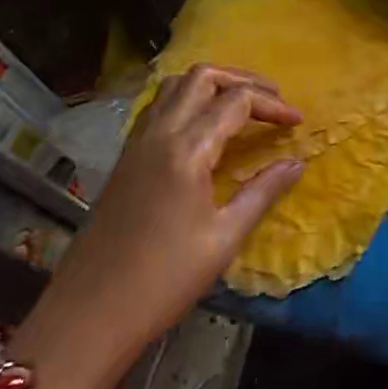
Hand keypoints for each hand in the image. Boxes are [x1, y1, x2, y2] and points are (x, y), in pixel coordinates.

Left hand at [0, 65, 302, 388]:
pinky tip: (200, 125)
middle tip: (272, 101)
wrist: (90, 312)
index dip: (272, 105)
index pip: (236, 101)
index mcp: (187, 149)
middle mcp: (160, 131)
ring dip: (211, 84)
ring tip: (240, 105)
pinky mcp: (126, 155)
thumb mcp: (223, 239)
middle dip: (242, 80)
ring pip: (175, 85)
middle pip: (203, 76)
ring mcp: (137, 140)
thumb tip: (296, 163)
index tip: (297, 122)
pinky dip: (186, 99)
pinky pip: (157, 105)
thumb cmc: (164, 280)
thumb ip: (262, 192)